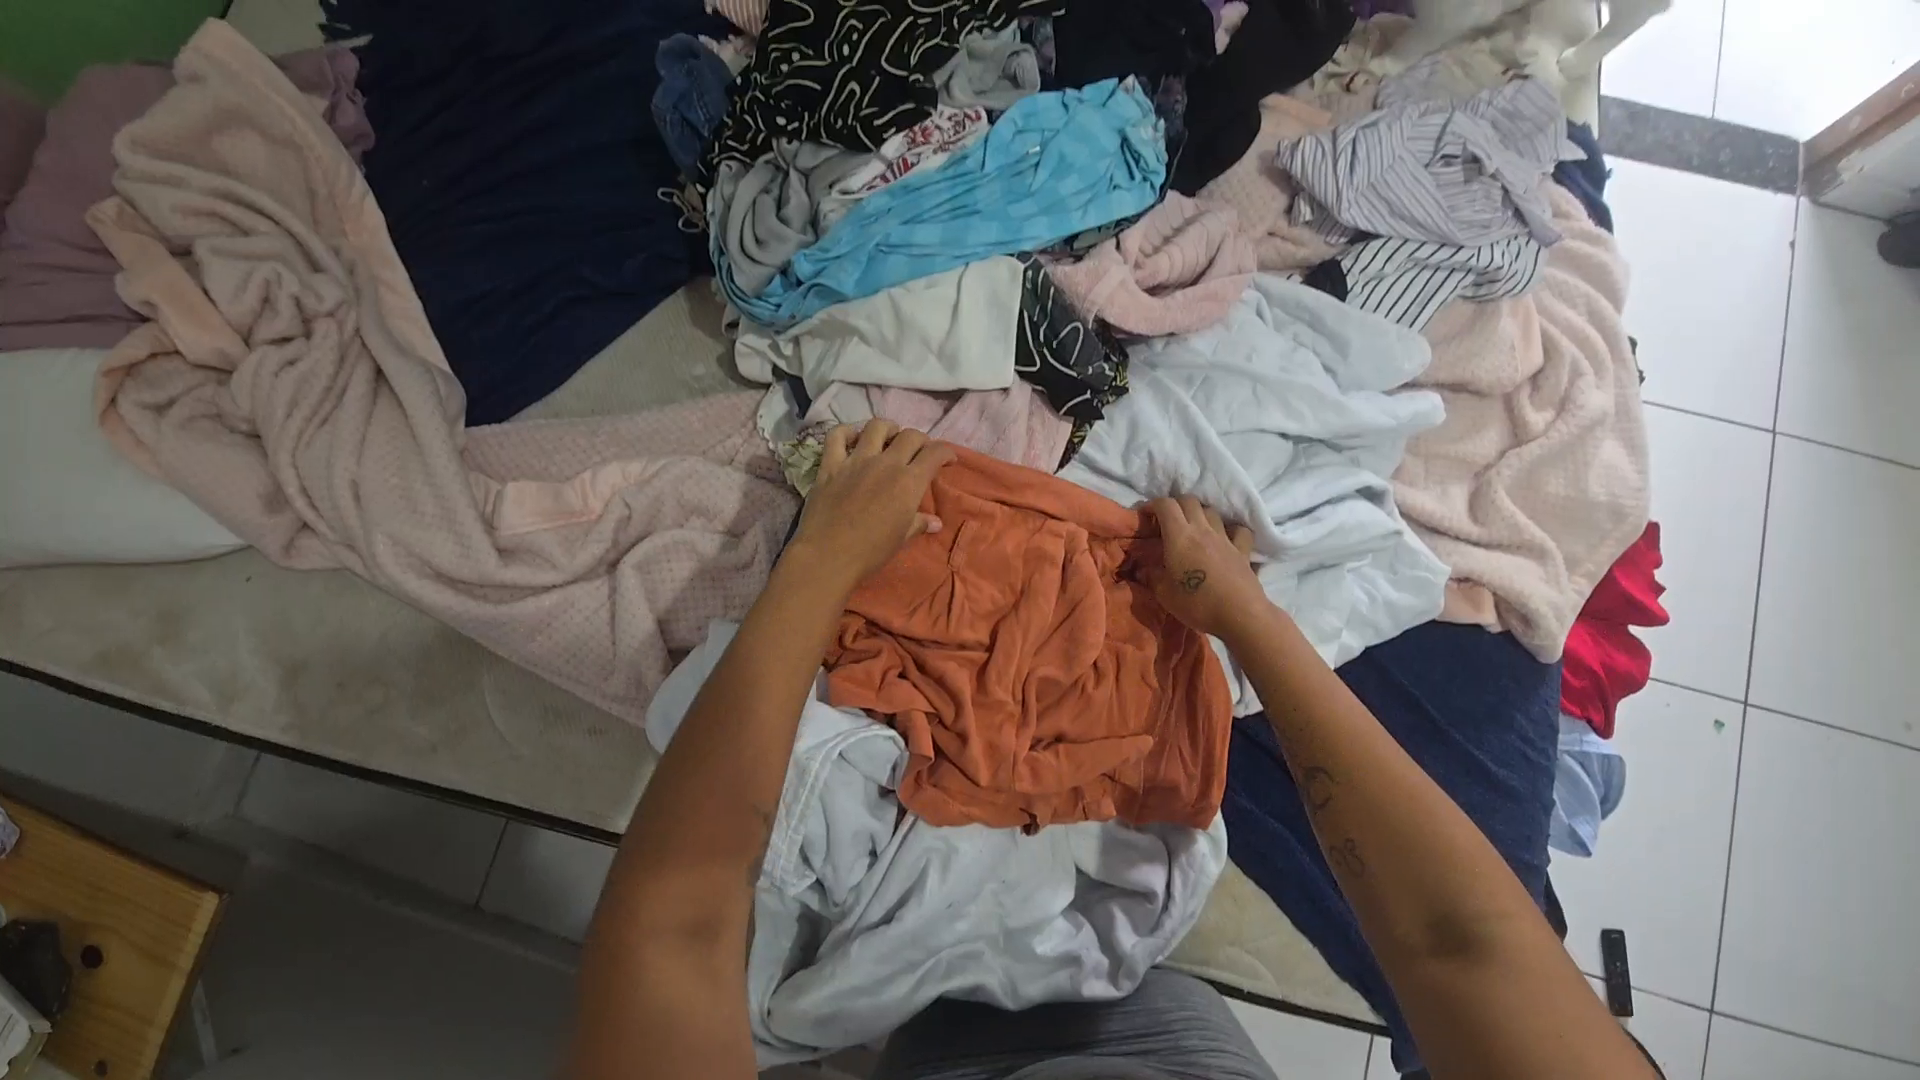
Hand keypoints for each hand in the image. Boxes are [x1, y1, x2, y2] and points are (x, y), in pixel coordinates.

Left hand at [785, 421, 956, 593]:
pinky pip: (838, 436)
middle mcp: (886, 463)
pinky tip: (853, 439)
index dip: (946, 452)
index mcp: (909, 482)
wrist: (828, 555)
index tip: (948, 460)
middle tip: (919, 452)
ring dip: (888, 428)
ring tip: (890, 438)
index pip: (935, 453)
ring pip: (877, 427)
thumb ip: (919, 523)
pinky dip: (847, 432)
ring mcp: (856, 460)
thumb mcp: (901, 538)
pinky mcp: (831, 464)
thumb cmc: (871, 551)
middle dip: (921, 440)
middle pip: (910, 436)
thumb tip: (936, 523)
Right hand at [1141, 495, 1270, 640]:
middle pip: (1189, 501)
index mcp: (1179, 536)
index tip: (1145, 515)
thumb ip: (1153, 576)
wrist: (1239, 615)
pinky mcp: (1243, 550)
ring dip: (1199, 514)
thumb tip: (1145, 568)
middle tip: (1167, 520)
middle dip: (1175, 505)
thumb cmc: (1197, 604)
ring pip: (1211, 511)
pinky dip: (1230, 529)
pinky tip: (1225, 538)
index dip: (1153, 505)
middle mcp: (1202, 530)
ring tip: (1193, 528)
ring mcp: (1225, 538)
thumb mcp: (1164, 594)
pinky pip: (1238, 530)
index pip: (1165, 505)